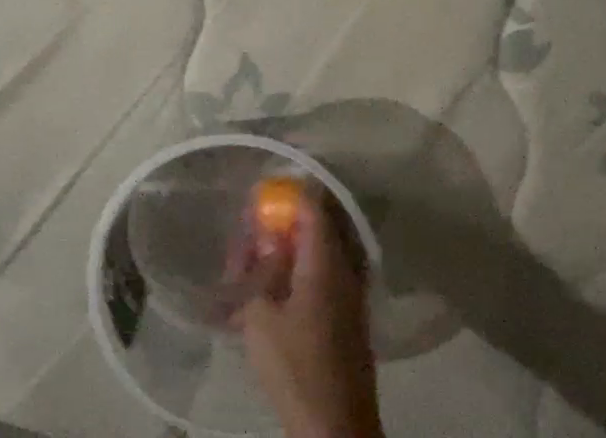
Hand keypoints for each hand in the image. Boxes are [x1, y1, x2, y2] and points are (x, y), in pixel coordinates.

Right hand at [230, 189, 383, 437]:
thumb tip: (267, 235)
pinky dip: (301, 274)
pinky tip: (276, 292)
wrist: (335, 426)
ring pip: (321, 256)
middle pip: (318, 229)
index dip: (288, 194)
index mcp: (326, 263)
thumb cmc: (294, 365)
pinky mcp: (350, 319)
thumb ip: (261, 268)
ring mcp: (352, 296)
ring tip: (256, 266)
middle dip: (285, 225)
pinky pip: (326, 279)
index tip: (263, 190)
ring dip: (291, 252)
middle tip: (252, 233)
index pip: (313, 208)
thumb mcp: (260, 313)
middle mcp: (346, 271)